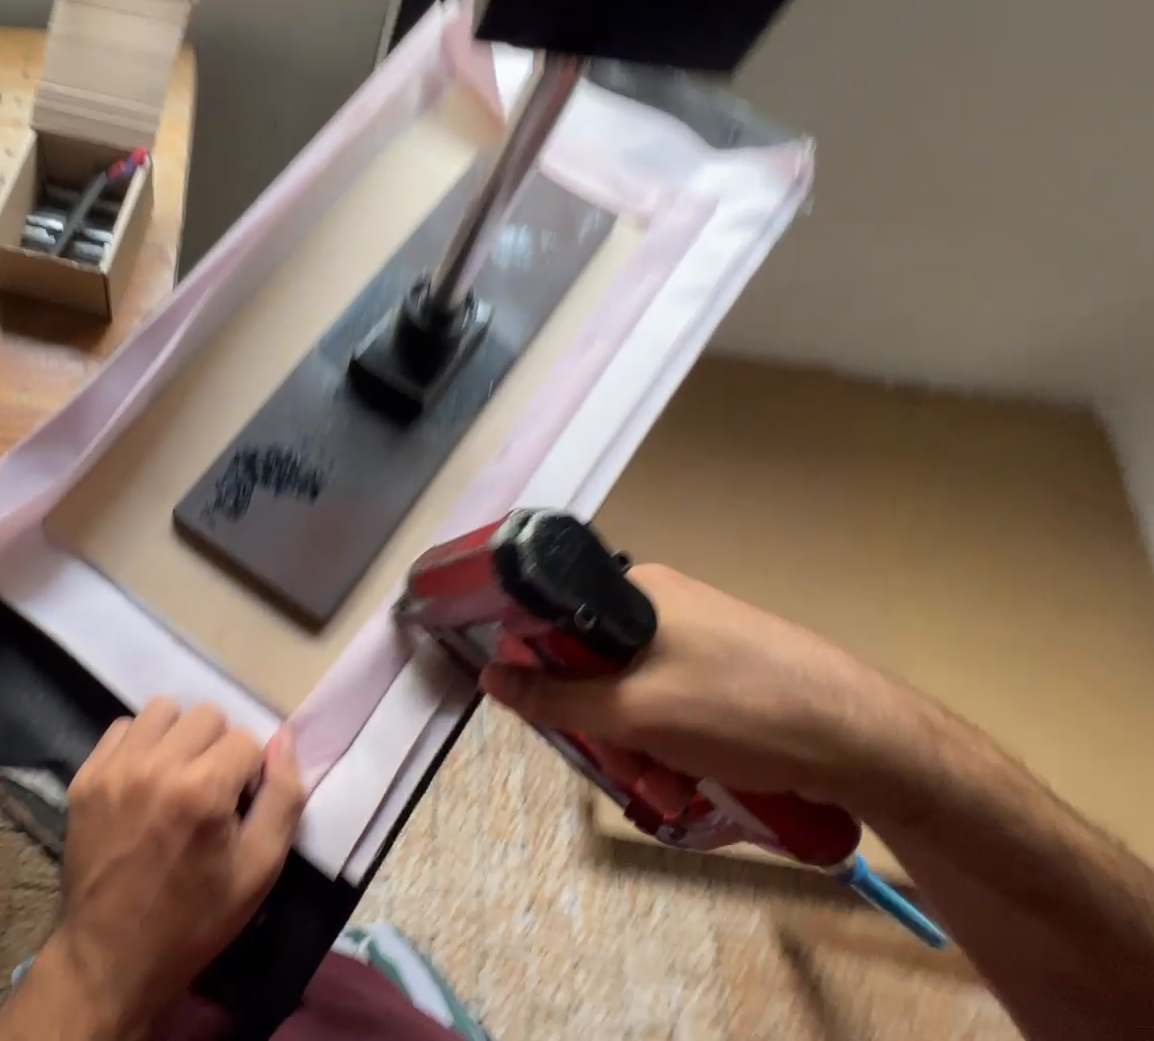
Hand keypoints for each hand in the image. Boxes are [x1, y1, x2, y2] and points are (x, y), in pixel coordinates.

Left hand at [40, 699, 306, 1036]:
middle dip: (218, 748)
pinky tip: (143, 783)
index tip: (237, 807)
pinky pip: (123, 728)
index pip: (247, 740)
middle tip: (209, 792)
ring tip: (176, 779)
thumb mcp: (259, 871)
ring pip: (163, 710)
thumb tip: (284, 738)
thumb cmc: (195, 920)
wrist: (110, 957)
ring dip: (179, 737)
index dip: (250, 773)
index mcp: (202, 790)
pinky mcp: (85, 776)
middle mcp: (155, 766)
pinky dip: (140, 745)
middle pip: (207, 715)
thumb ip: (283, 798)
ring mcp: (114, 768)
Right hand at [481, 563, 942, 820]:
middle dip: (598, 717)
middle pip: (593, 659)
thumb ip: (555, 698)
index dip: (541, 666)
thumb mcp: (633, 713)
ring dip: (635, 736)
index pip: (555, 617)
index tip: (551, 711)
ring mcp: (703, 634)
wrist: (876, 745)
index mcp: (637, 588)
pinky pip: (671, 697)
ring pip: (632, 686)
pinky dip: (668, 735)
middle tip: (621, 758)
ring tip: (665, 777)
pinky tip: (691, 771)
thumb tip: (489, 675)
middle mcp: (666, 601)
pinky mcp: (732, 667)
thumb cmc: (741, 710)